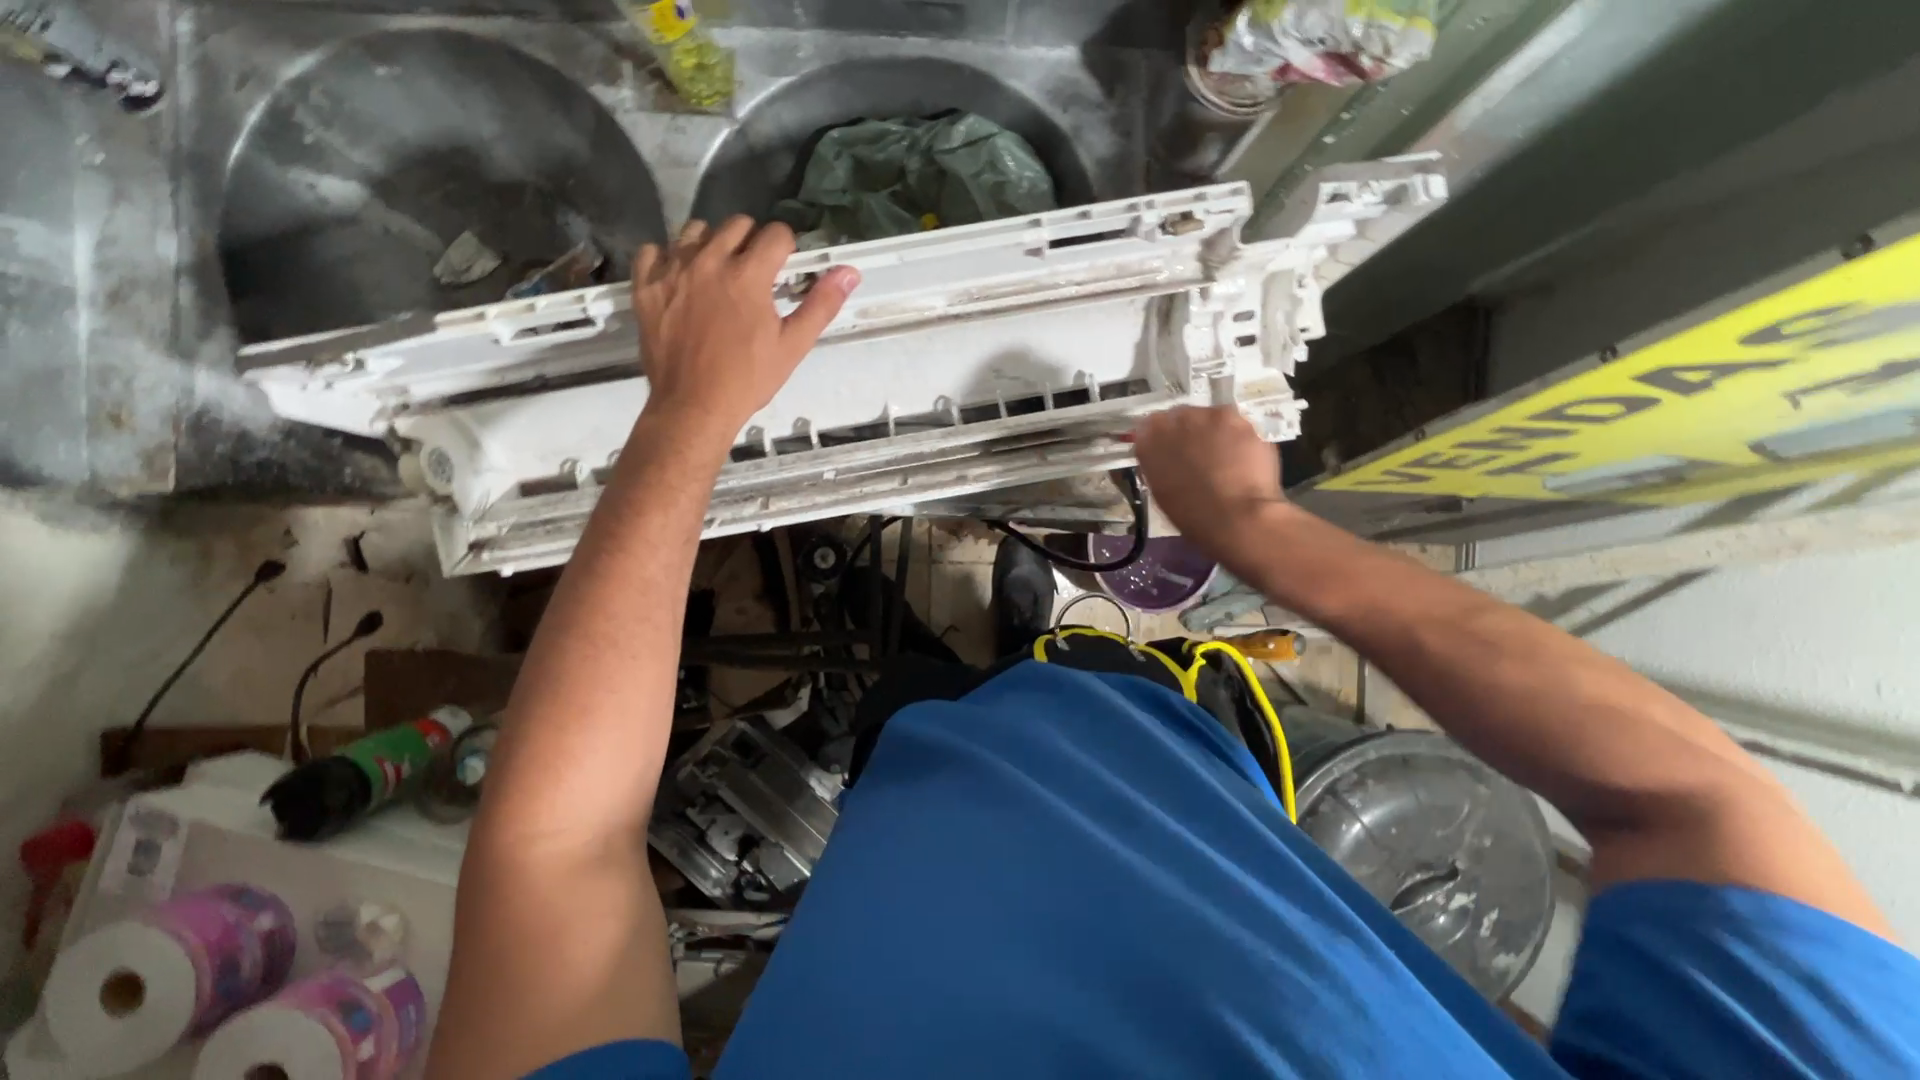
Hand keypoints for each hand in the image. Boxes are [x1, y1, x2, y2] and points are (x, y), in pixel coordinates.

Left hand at [633, 216, 859, 436]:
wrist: (693, 407)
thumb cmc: (747, 379)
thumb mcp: (792, 345)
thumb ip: (821, 304)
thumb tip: (849, 272)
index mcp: (748, 275)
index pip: (775, 233)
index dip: (786, 247)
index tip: (784, 267)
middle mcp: (709, 262)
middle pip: (736, 224)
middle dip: (751, 242)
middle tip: (753, 273)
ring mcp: (673, 272)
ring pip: (695, 231)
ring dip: (711, 244)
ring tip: (717, 273)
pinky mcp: (646, 287)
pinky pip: (653, 251)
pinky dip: (667, 259)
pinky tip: (680, 279)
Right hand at [1132, 406, 1289, 554]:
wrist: (1235, 517)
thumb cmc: (1191, 514)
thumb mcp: (1161, 489)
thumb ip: (1159, 463)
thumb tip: (1165, 457)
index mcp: (1151, 437)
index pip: (1150, 427)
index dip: (1162, 440)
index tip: (1169, 453)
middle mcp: (1179, 417)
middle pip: (1182, 417)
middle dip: (1189, 433)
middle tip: (1198, 457)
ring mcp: (1213, 416)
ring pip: (1212, 419)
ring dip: (1215, 433)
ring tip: (1224, 460)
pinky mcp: (1243, 421)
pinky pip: (1236, 429)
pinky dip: (1238, 441)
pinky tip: (1243, 462)